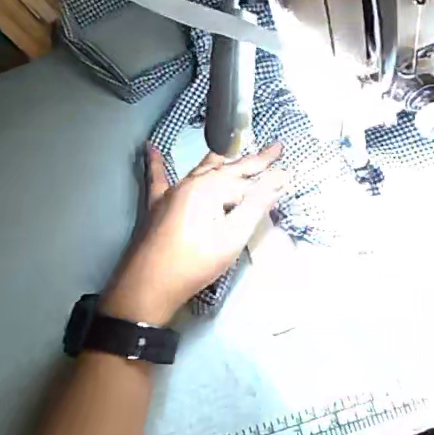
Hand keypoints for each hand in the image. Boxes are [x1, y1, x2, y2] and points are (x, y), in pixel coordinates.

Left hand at [102, 144, 288, 323]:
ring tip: (231, 150)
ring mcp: (171, 193)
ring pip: (200, 170)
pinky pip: (159, 179)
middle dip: (250, 162)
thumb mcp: (233, 236)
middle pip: (226, 169)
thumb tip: (279, 179)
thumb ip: (256, 205)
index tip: (285, 160)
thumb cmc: (196, 262)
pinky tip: (151, 149)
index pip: (246, 178)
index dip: (267, 171)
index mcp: (210, 188)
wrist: (149, 285)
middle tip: (272, 151)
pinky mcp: (157, 206)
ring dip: (219, 161)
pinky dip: (158, 164)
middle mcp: (190, 183)